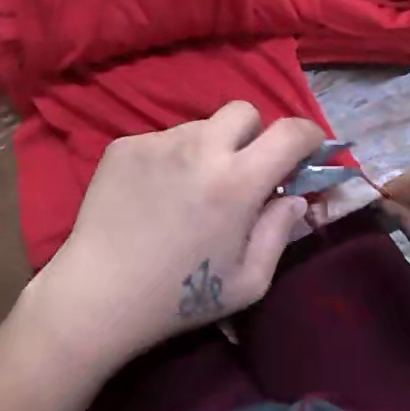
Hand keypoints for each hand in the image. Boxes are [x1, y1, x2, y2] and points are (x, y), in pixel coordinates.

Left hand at [16, 102, 322, 375]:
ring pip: (199, 126)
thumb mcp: (248, 281)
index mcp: (237, 181)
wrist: (100, 294)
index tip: (307, 152)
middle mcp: (198, 148)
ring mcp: (157, 142)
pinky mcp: (124, 145)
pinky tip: (154, 194)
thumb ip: (280, 231)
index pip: (291, 131)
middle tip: (242, 171)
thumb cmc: (180, 298)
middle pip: (243, 111)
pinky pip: (163, 139)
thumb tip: (294, 196)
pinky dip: (170, 158)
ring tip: (188, 190)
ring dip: (208, 149)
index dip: (310, 137)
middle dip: (254, 136)